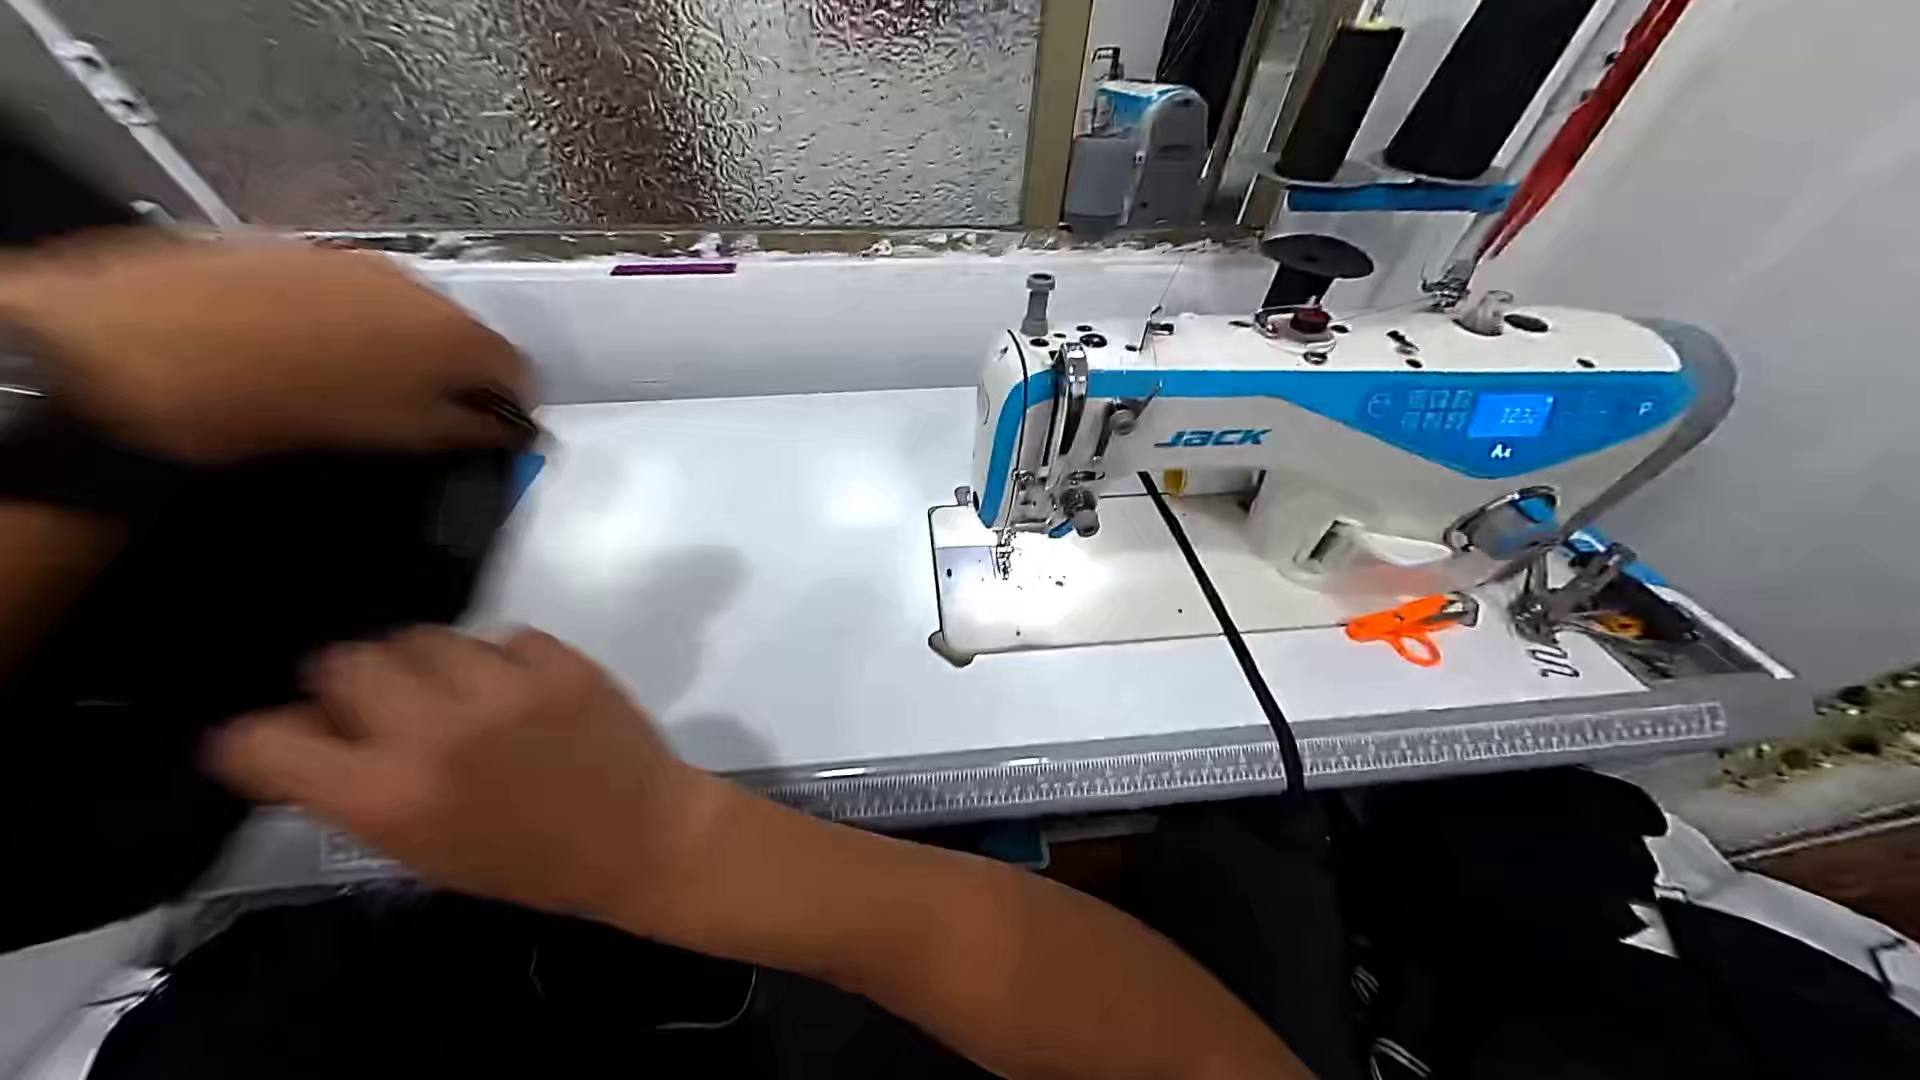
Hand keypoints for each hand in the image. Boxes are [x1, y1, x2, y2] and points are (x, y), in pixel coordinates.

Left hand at [0, 234, 529, 461]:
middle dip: (459, 368)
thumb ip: (478, 429)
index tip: (500, 419)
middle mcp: (421, 288)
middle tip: (432, 405)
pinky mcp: (299, 249)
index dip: (515, 401)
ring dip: (406, 342)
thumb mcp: (412, 436)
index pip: (521, 369)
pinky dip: (351, 318)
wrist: (151, 356)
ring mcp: (357, 262)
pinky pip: (351, 289)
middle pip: (468, 334)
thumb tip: (505, 428)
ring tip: (365, 379)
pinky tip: (316, 349)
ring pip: (411, 309)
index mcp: (461, 334)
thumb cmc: (287, 401)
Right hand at [209, 627, 731, 920]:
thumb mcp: (421, 845)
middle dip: (357, 680)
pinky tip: (520, 684)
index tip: (301, 731)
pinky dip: (505, 655)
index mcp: (385, 796)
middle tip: (390, 700)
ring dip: (432, 661)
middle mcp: (438, 730)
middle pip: (350, 660)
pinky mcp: (567, 664)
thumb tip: (316, 728)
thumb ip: (360, 786)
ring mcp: (509, 688)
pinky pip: (509, 635)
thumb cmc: (529, 858)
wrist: (640, 833)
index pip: (263, 738)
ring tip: (460, 688)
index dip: (271, 733)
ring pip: (430, 635)